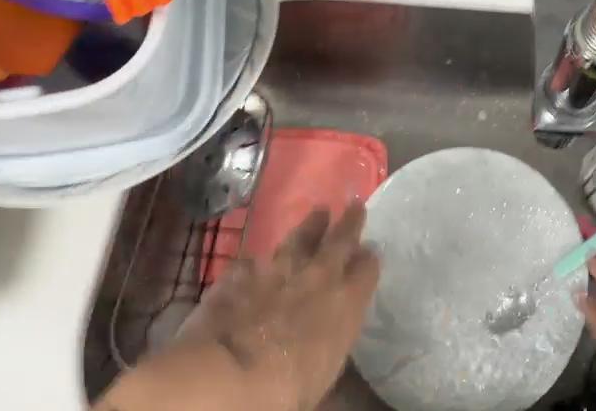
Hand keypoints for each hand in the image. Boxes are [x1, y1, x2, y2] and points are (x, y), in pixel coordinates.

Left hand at [97, 205, 379, 410]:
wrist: (226, 377)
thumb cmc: (287, 390)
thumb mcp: (325, 378)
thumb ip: (334, 349)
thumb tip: (337, 362)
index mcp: (346, 302)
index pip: (368, 267)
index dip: (369, 260)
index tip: (369, 254)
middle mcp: (317, 275)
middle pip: (341, 238)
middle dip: (350, 221)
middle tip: (354, 205)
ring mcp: (277, 269)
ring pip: (299, 238)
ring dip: (310, 226)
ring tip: (317, 213)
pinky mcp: (239, 274)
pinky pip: (252, 261)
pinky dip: (256, 263)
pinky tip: (255, 262)